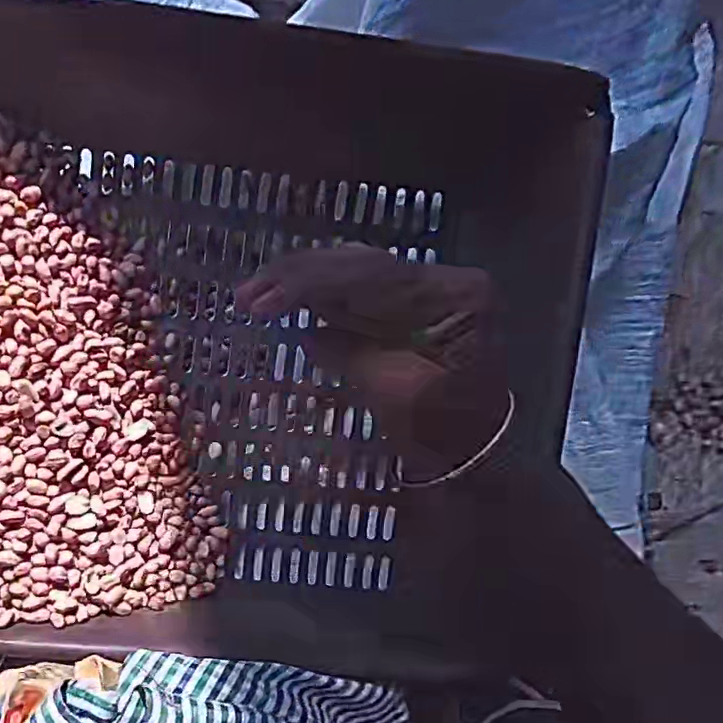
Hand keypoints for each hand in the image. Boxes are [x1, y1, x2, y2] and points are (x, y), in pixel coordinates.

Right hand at [235, 243, 504, 466]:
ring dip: (303, 283)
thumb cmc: (447, 432)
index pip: (371, 275)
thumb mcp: (398, 394)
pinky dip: (320, 299)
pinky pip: (359, 297)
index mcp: (454, 294)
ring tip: (255, 295)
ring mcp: (427, 295)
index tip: (260, 301)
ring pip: (355, 275)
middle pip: (361, 265)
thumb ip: (353, 355)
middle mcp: (443, 282)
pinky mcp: (409, 313)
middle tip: (246, 294)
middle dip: (299, 277)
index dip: (309, 284)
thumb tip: (310, 335)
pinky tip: (286, 300)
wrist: (476, 457)